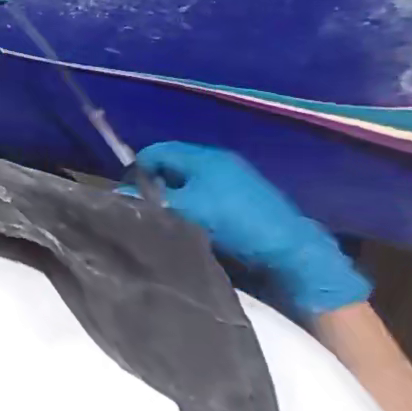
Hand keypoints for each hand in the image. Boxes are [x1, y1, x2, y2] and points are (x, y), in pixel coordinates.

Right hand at [137, 141, 369, 314]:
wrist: (295, 258)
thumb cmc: (235, 224)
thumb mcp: (186, 210)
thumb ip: (149, 201)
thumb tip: (116, 195)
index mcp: (203, 156)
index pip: (155, 152)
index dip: (136, 170)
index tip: (128, 196)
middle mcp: (219, 163)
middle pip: (171, 168)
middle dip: (156, 187)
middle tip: (147, 212)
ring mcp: (235, 183)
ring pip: (188, 186)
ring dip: (176, 202)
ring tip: (169, 224)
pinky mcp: (245, 204)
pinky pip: (207, 200)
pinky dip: (195, 211)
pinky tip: (194, 231)